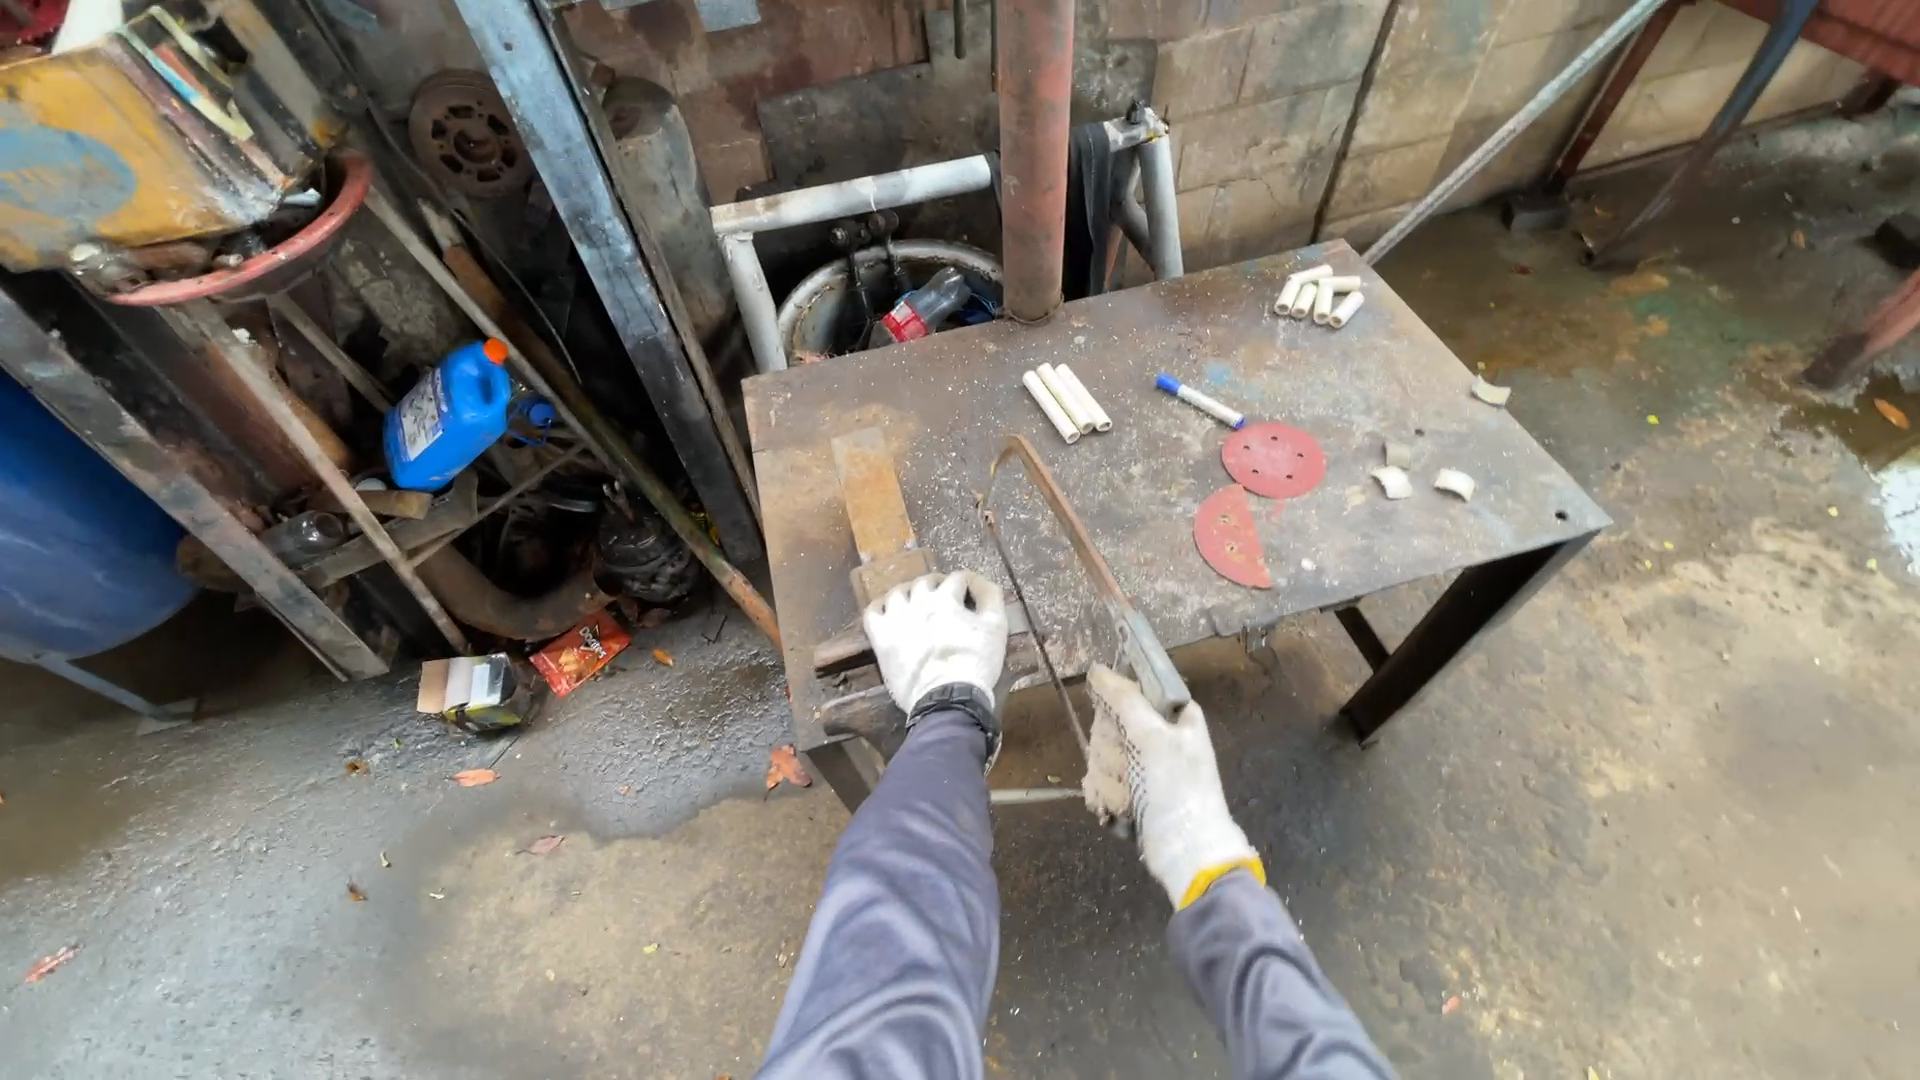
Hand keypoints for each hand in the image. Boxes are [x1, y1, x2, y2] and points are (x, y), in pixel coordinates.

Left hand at [862, 571, 1008, 712]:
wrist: (948, 698)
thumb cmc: (976, 663)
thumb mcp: (996, 627)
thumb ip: (990, 597)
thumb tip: (980, 582)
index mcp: (946, 598)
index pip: (958, 578)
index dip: (968, 584)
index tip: (972, 594)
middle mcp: (918, 601)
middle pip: (926, 582)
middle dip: (938, 585)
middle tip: (946, 597)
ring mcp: (895, 619)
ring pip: (898, 593)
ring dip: (909, 593)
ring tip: (917, 603)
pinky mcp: (881, 639)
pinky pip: (872, 613)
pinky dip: (880, 607)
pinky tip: (889, 613)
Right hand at [1082, 664, 1261, 907]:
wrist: (1187, 853)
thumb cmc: (1176, 789)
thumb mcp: (1153, 736)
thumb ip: (1124, 699)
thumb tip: (1097, 669)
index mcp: (1177, 717)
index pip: (1135, 692)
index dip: (1121, 704)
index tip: (1116, 719)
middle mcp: (1161, 737)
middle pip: (1111, 723)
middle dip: (1112, 749)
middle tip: (1128, 765)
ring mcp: (1144, 766)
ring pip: (1102, 753)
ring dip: (1108, 777)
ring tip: (1128, 796)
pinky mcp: (1131, 791)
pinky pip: (1100, 779)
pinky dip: (1104, 793)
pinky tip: (1114, 807)